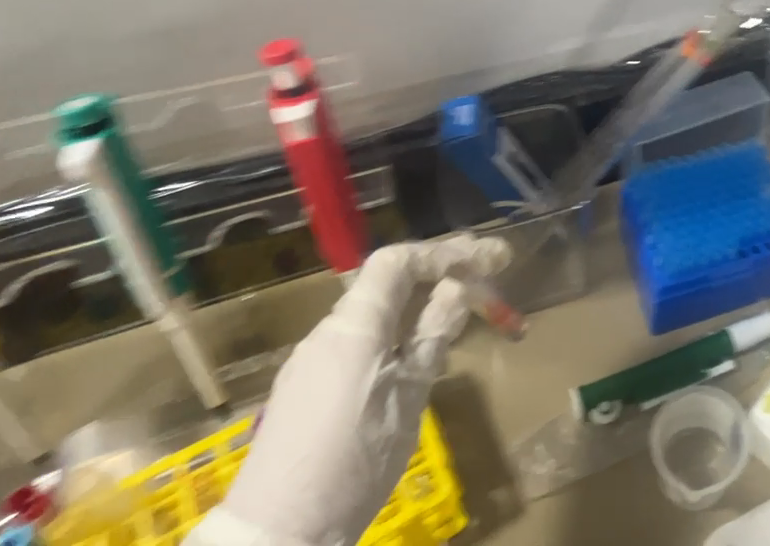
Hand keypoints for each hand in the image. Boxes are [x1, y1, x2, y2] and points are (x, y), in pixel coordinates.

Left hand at [212, 236, 509, 545]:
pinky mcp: (308, 389)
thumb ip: (431, 337)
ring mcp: (314, 361)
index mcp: (353, 326)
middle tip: (488, 270)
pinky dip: (398, 332)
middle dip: (439, 271)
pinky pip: (361, 341)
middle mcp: (329, 332)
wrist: (279, 532)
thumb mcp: (409, 397)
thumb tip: (456, 289)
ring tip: (463, 313)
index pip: (397, 261)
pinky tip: (420, 356)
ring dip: (420, 303)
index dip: (445, 252)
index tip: (490, 258)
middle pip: (387, 282)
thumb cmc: (355, 460)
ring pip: (375, 313)